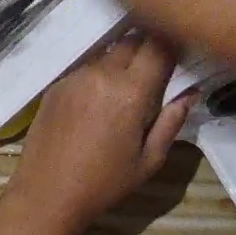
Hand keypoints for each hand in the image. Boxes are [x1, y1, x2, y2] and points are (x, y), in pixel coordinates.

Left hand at [6, 33, 196, 229]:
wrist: (46, 194)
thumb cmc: (103, 184)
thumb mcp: (149, 160)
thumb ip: (172, 121)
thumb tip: (190, 93)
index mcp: (130, 92)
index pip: (159, 46)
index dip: (173, 45)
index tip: (181, 55)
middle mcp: (100, 74)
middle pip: (132, 40)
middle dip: (148, 48)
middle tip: (156, 71)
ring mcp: (74, 76)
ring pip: (106, 53)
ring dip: (121, 61)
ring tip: (124, 90)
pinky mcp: (55, 85)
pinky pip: (84, 68)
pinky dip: (97, 75)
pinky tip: (96, 102)